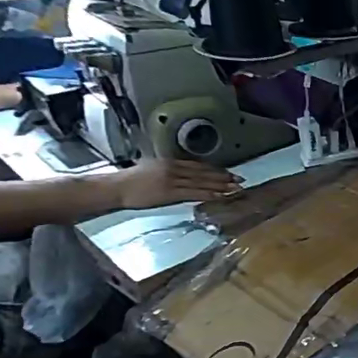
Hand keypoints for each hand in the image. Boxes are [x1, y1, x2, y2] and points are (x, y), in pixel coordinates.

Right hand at [103, 158, 239, 209]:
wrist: (116, 188)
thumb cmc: (130, 180)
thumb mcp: (152, 167)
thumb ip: (169, 169)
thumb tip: (181, 172)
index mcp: (171, 162)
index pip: (199, 166)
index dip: (216, 169)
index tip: (229, 172)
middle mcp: (175, 169)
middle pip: (205, 173)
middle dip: (224, 177)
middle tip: (240, 179)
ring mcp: (174, 181)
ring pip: (203, 183)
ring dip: (222, 186)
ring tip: (236, 188)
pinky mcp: (171, 193)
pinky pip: (195, 193)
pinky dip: (210, 194)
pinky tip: (221, 196)